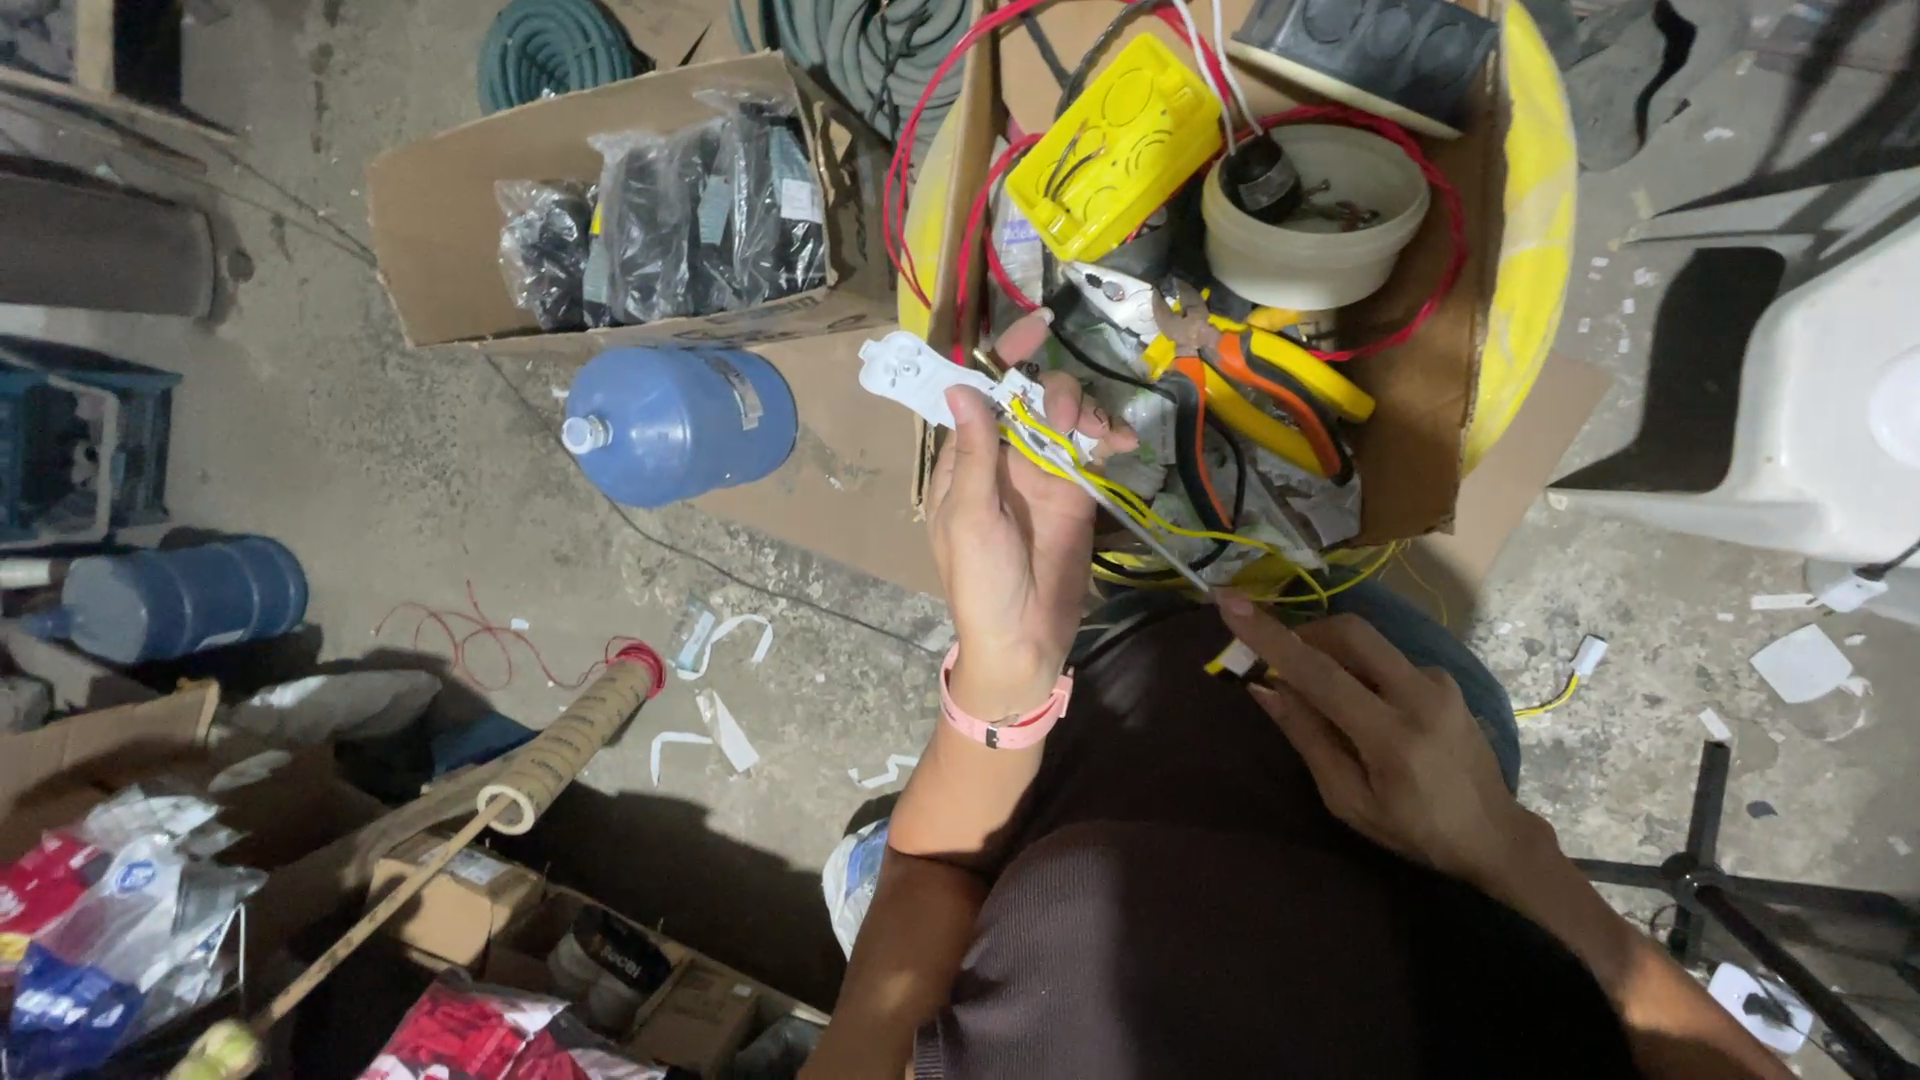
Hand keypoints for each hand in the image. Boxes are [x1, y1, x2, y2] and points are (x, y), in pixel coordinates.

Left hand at [928, 311, 1136, 719]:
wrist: (1024, 638)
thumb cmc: (981, 582)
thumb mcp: (968, 518)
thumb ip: (973, 455)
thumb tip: (963, 388)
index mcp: (966, 460)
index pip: (983, 394)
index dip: (1004, 358)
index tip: (1037, 330)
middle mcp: (1004, 456)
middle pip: (1030, 396)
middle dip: (1053, 391)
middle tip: (1066, 419)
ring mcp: (1043, 471)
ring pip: (1065, 416)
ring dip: (1085, 410)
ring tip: (1099, 435)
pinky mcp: (1077, 490)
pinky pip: (1092, 447)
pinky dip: (1108, 436)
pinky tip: (1121, 443)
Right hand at [1215, 591, 1543, 889]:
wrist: (1496, 837)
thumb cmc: (1414, 829)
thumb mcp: (1347, 800)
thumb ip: (1307, 737)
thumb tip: (1264, 687)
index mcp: (1392, 736)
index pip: (1318, 672)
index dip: (1269, 636)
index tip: (1230, 603)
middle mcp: (1420, 695)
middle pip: (1347, 631)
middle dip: (1302, 632)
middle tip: (1277, 658)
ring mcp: (1438, 681)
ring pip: (1365, 640)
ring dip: (1327, 651)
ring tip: (1314, 690)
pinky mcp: (1443, 679)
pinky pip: (1382, 656)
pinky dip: (1353, 666)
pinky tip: (1353, 702)